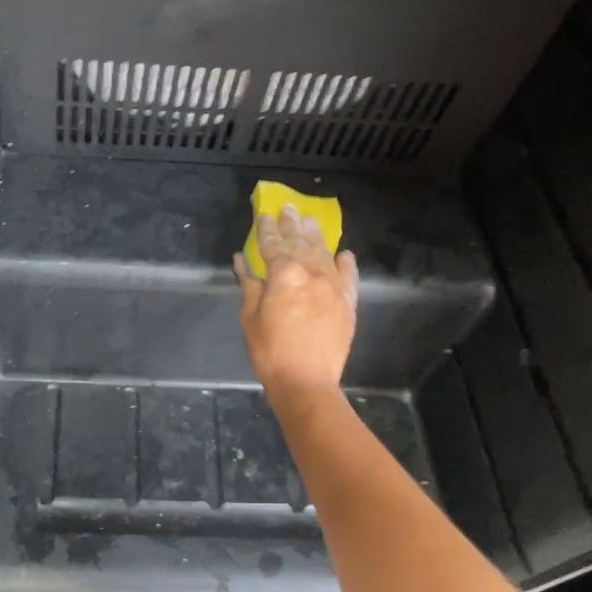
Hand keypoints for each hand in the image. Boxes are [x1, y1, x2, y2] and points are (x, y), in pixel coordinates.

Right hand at [233, 204, 359, 403]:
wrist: (306, 382)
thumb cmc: (270, 351)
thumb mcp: (250, 317)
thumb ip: (250, 285)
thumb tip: (242, 260)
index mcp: (283, 274)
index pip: (272, 244)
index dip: (266, 228)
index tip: (264, 214)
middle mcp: (311, 272)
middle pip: (300, 242)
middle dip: (292, 224)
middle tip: (289, 208)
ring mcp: (333, 286)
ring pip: (324, 253)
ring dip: (316, 236)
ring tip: (310, 221)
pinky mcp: (348, 303)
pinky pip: (349, 277)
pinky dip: (346, 264)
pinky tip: (344, 253)